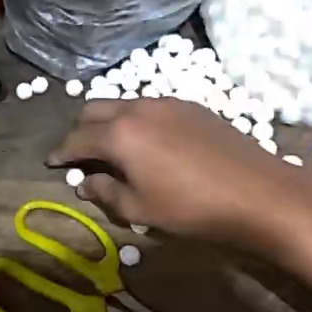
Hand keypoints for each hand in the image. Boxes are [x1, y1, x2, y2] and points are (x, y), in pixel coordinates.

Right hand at [48, 99, 311, 251]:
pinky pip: (150, 106)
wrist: (259, 194)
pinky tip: (146, 143)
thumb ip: (105, 192)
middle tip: (79, 155)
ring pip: (124, 103)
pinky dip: (135, 120)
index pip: (77, 139)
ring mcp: (169, 102)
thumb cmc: (192, 208)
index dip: (60, 153)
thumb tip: (85, 183)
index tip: (51, 163)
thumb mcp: (139, 209)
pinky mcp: (193, 106)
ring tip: (112, 149)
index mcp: (119, 134)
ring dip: (109, 122)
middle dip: (80, 130)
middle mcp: (139, 108)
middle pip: (94, 109)